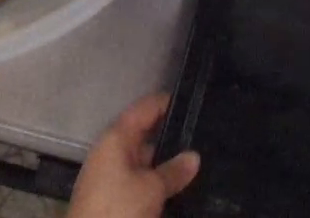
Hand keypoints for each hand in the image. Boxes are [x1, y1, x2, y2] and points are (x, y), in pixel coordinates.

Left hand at [67, 94, 200, 217]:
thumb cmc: (118, 210)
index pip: (145, 108)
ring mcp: (109, 176)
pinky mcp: (110, 199)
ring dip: (165, 163)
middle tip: (200, 138)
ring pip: (143, 161)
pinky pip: (138, 180)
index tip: (193, 103)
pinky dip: (155, 181)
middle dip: (170, 137)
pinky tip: (176, 188)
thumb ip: (174, 170)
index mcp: (116, 137)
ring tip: (195, 164)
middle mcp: (110, 151)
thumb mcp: (152, 189)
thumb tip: (194, 156)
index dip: (168, 102)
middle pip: (144, 134)